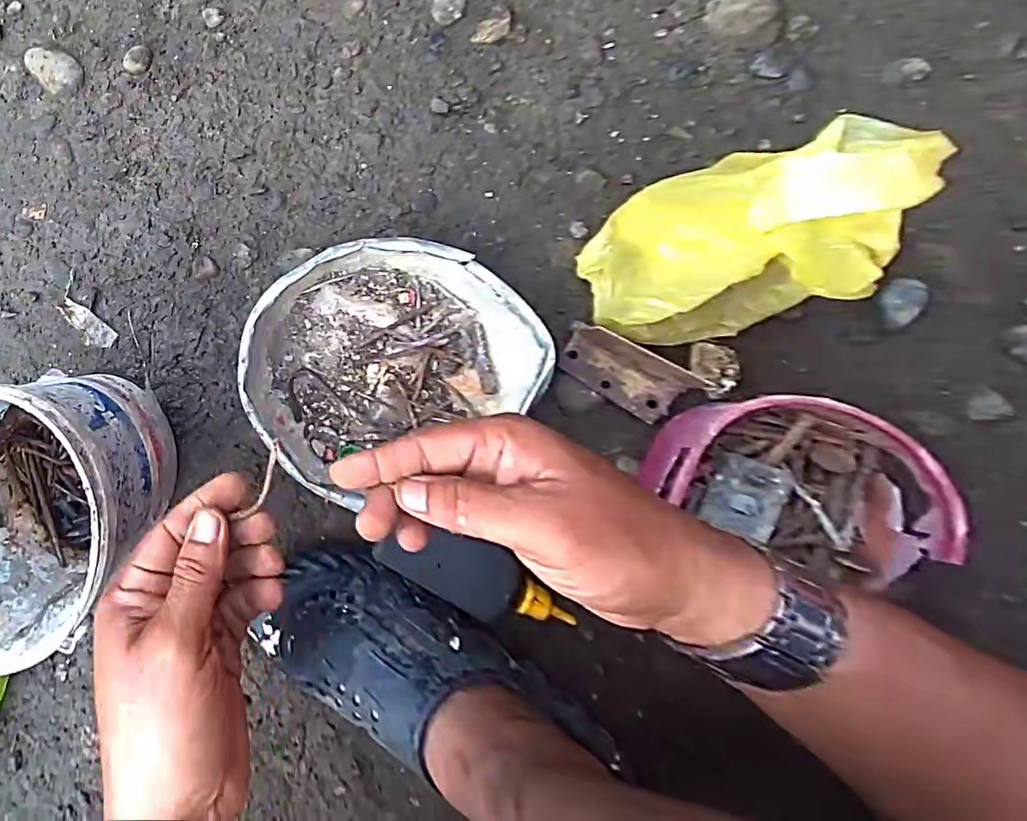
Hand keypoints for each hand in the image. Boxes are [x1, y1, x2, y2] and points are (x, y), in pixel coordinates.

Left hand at [93, 473, 284, 819]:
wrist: (181, 811)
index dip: (203, 507)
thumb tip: (207, 523)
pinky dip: (257, 594)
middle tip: (264, 523)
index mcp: (131, 599)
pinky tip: (271, 589)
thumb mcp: (173, 644)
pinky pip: (239, 606)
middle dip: (233, 534)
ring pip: (224, 576)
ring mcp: (190, 629)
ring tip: (272, 558)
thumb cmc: (155, 740)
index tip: (234, 486)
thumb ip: (193, 578)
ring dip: (250, 562)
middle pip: (201, 552)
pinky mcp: (217, 650)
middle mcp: (158, 608)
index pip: (169, 536)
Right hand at [328, 416, 775, 646]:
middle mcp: (500, 455)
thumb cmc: (624, 546)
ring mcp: (504, 483)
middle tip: (365, 521)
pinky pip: (455, 508)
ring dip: (407, 508)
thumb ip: (468, 505)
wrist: (684, 585)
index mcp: (507, 442)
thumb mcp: (540, 525)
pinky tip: (420, 537)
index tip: (342, 472)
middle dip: (390, 490)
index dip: (380, 460)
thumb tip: (409, 491)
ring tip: (386, 534)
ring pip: (436, 487)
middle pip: (426, 465)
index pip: (427, 446)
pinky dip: (432, 521)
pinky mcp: (510, 510)